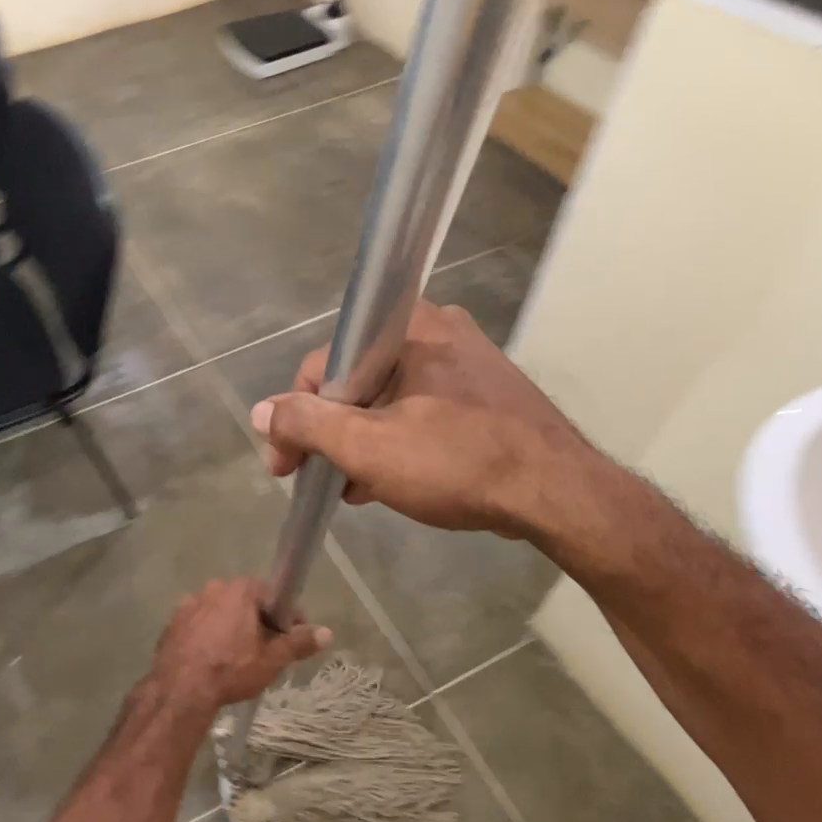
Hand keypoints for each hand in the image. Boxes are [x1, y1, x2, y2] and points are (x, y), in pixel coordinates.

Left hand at [148, 579, 330, 709]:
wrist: (180, 689)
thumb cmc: (231, 669)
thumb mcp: (271, 660)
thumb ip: (298, 643)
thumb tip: (327, 632)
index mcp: (240, 590)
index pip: (274, 595)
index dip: (287, 617)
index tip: (292, 638)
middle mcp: (213, 588)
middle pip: (246, 602)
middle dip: (259, 621)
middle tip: (268, 649)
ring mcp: (189, 603)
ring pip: (221, 612)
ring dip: (232, 627)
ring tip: (239, 656)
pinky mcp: (173, 621)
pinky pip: (200, 623)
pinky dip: (209, 634)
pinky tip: (213, 657)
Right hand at [250, 300, 610, 537]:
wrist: (559, 494)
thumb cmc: (458, 463)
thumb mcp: (369, 447)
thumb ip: (307, 424)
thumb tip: (262, 412)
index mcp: (406, 327)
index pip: (324, 365)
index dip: (295, 417)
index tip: (286, 466)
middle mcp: (436, 328)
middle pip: (355, 379)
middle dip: (329, 433)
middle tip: (316, 479)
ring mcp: (466, 359)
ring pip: (389, 396)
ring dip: (362, 441)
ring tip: (351, 489)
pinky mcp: (486, 390)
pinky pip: (422, 407)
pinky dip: (397, 438)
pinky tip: (388, 481)